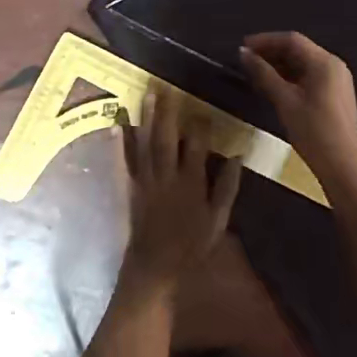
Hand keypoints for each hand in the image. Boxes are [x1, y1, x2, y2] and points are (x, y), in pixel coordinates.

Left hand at [119, 87, 242, 293]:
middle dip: (168, 113)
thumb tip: (238, 156)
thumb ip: (228, 188)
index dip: (201, 126)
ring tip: (148, 94)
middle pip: (167, 139)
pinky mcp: (131, 187)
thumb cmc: (190, 247)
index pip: (197, 147)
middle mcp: (167, 178)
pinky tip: (118, 123)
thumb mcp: (218, 221)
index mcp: (191, 185)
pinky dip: (122, 141)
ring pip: (146, 143)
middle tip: (168, 87)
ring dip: (147, 117)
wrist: (153, 269)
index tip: (203, 108)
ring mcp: (146, 181)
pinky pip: (126, 160)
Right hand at [239, 32, 356, 191]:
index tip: (243, 48)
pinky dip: (291, 78)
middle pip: (299, 50)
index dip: (265, 40)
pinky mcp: (336, 95)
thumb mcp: (285, 102)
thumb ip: (264, 75)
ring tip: (256, 74)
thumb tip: (244, 54)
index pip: (292, 40)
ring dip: (280, 66)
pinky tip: (275, 88)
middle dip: (272, 53)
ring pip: (304, 64)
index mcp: (325, 62)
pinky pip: (311, 77)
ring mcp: (337, 80)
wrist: (343, 167)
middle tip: (246, 61)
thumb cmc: (314, 132)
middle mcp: (334, 65)